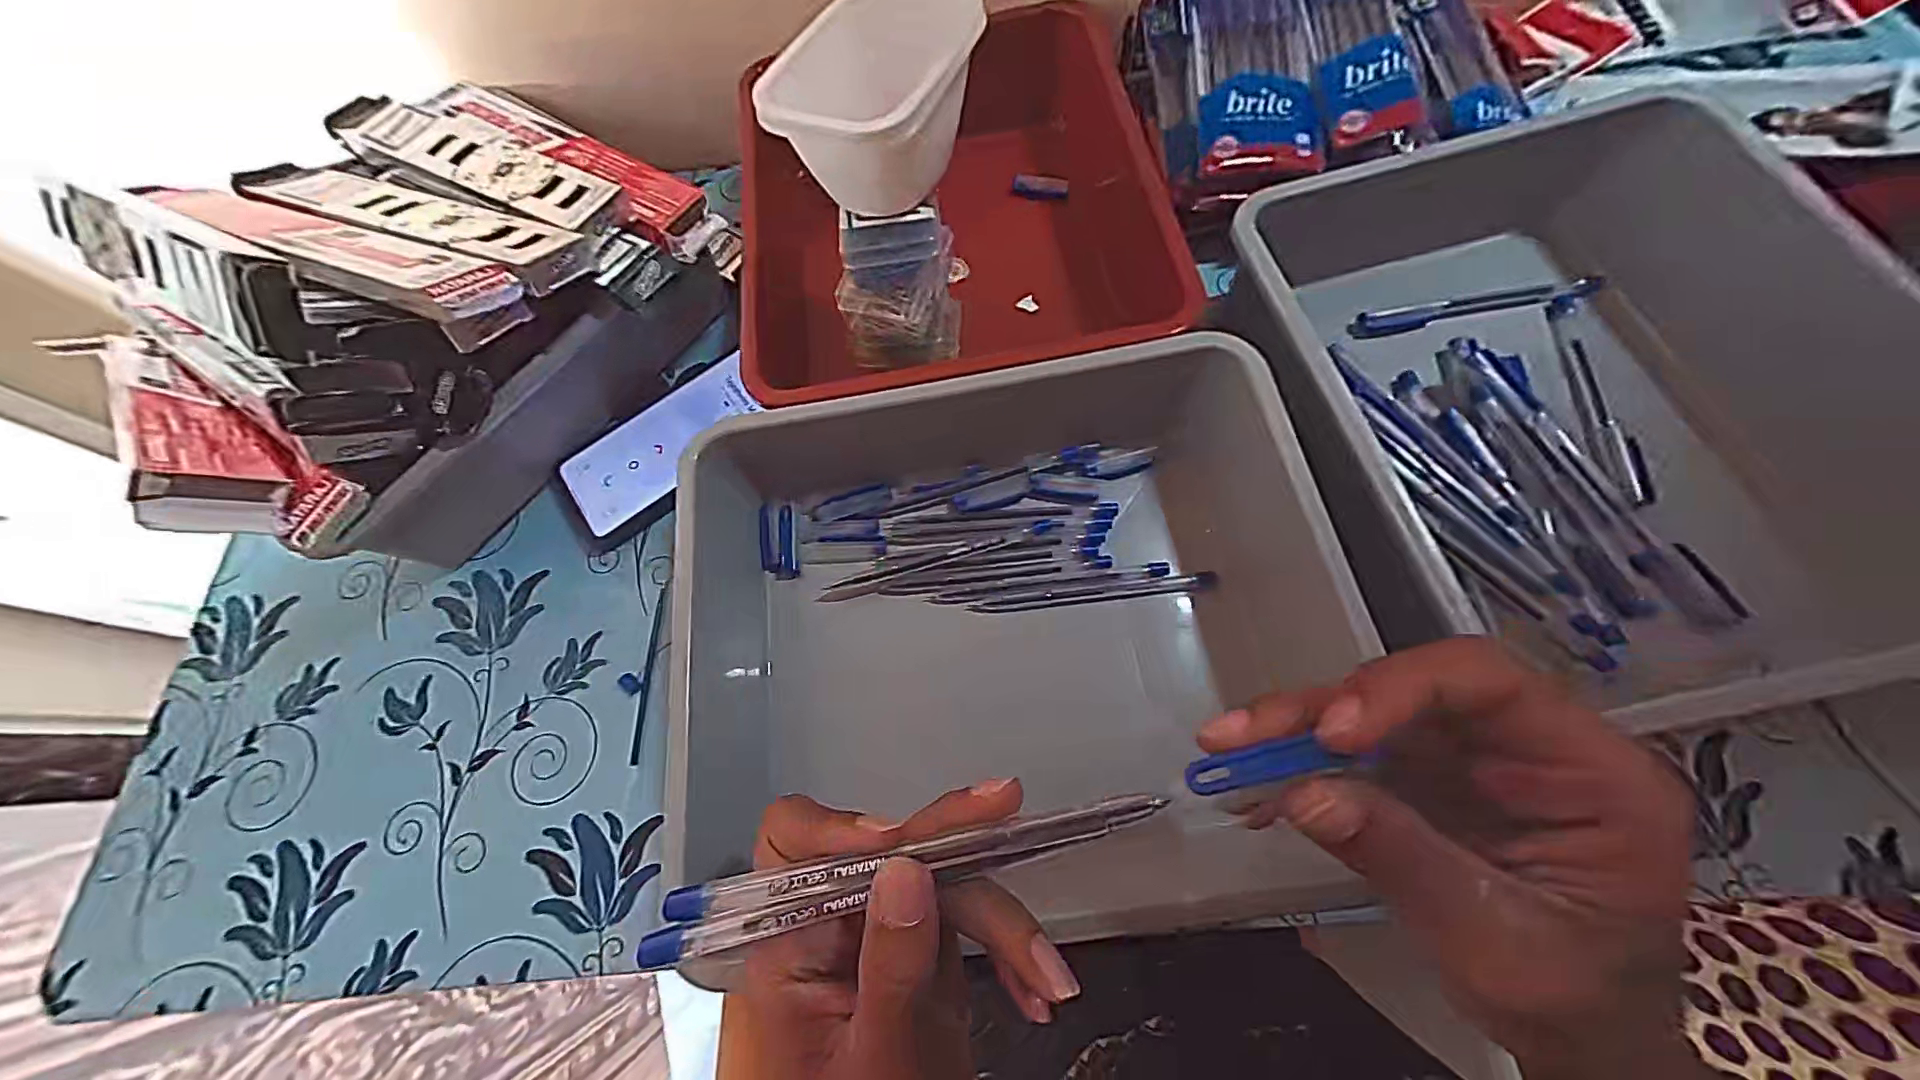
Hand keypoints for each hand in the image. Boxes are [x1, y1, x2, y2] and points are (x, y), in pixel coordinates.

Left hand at [718, 779, 1082, 1079]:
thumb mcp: (876, 1061)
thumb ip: (890, 967)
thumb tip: (906, 869)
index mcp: (792, 942)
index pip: (792, 843)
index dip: (837, 825)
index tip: (896, 839)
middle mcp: (834, 922)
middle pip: (887, 851)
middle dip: (953, 838)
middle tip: (1002, 805)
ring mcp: (882, 929)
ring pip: (941, 879)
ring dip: (1001, 920)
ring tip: (1046, 976)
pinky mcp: (922, 943)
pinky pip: (967, 914)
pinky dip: (1005, 945)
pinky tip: (1031, 984)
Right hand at [1197, 637, 1706, 1079]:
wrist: (1571, 1033)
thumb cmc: (1569, 997)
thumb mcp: (1495, 939)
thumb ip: (1403, 857)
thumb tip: (1303, 796)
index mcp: (1583, 767)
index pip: (1483, 680)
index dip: (1398, 687)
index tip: (1331, 733)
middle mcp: (1512, 743)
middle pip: (1402, 688)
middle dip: (1316, 709)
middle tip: (1243, 735)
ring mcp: (1457, 755)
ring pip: (1359, 711)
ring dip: (1287, 730)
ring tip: (1224, 748)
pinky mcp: (1411, 774)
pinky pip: (1340, 752)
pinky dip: (1289, 764)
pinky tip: (1250, 786)